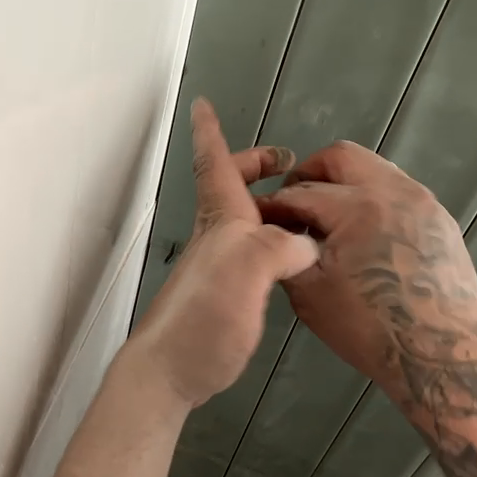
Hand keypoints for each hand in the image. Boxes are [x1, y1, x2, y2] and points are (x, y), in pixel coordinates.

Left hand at [129, 100, 318, 407]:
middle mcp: (216, 239)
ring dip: (268, 203)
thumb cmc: (204, 317)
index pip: (214, 167)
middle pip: (229, 189)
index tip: (201, 104)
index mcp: (221, 223)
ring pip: (242, 220)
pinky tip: (293, 259)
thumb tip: (308, 246)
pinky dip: (273, 240)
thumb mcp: (246, 270)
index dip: (209, 133)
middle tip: (286, 163)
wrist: (169, 372)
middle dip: (254, 166)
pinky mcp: (225, 296)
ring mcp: (218, 268)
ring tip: (303, 209)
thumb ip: (280, 246)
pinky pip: (252, 252)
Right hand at [255, 141, 476, 404]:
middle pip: (340, 158)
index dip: (272, 205)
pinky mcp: (439, 219)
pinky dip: (370, 199)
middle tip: (293, 203)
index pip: (300, 193)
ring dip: (342, 184)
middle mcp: (393, 191)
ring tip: (327, 219)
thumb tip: (269, 232)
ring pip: (373, 169)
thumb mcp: (308, 293)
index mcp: (357, 208)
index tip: (258, 217)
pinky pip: (397, 191)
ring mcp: (422, 202)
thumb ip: (283, 251)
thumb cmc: (368, 329)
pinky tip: (360, 234)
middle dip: (308, 174)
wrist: (439, 356)